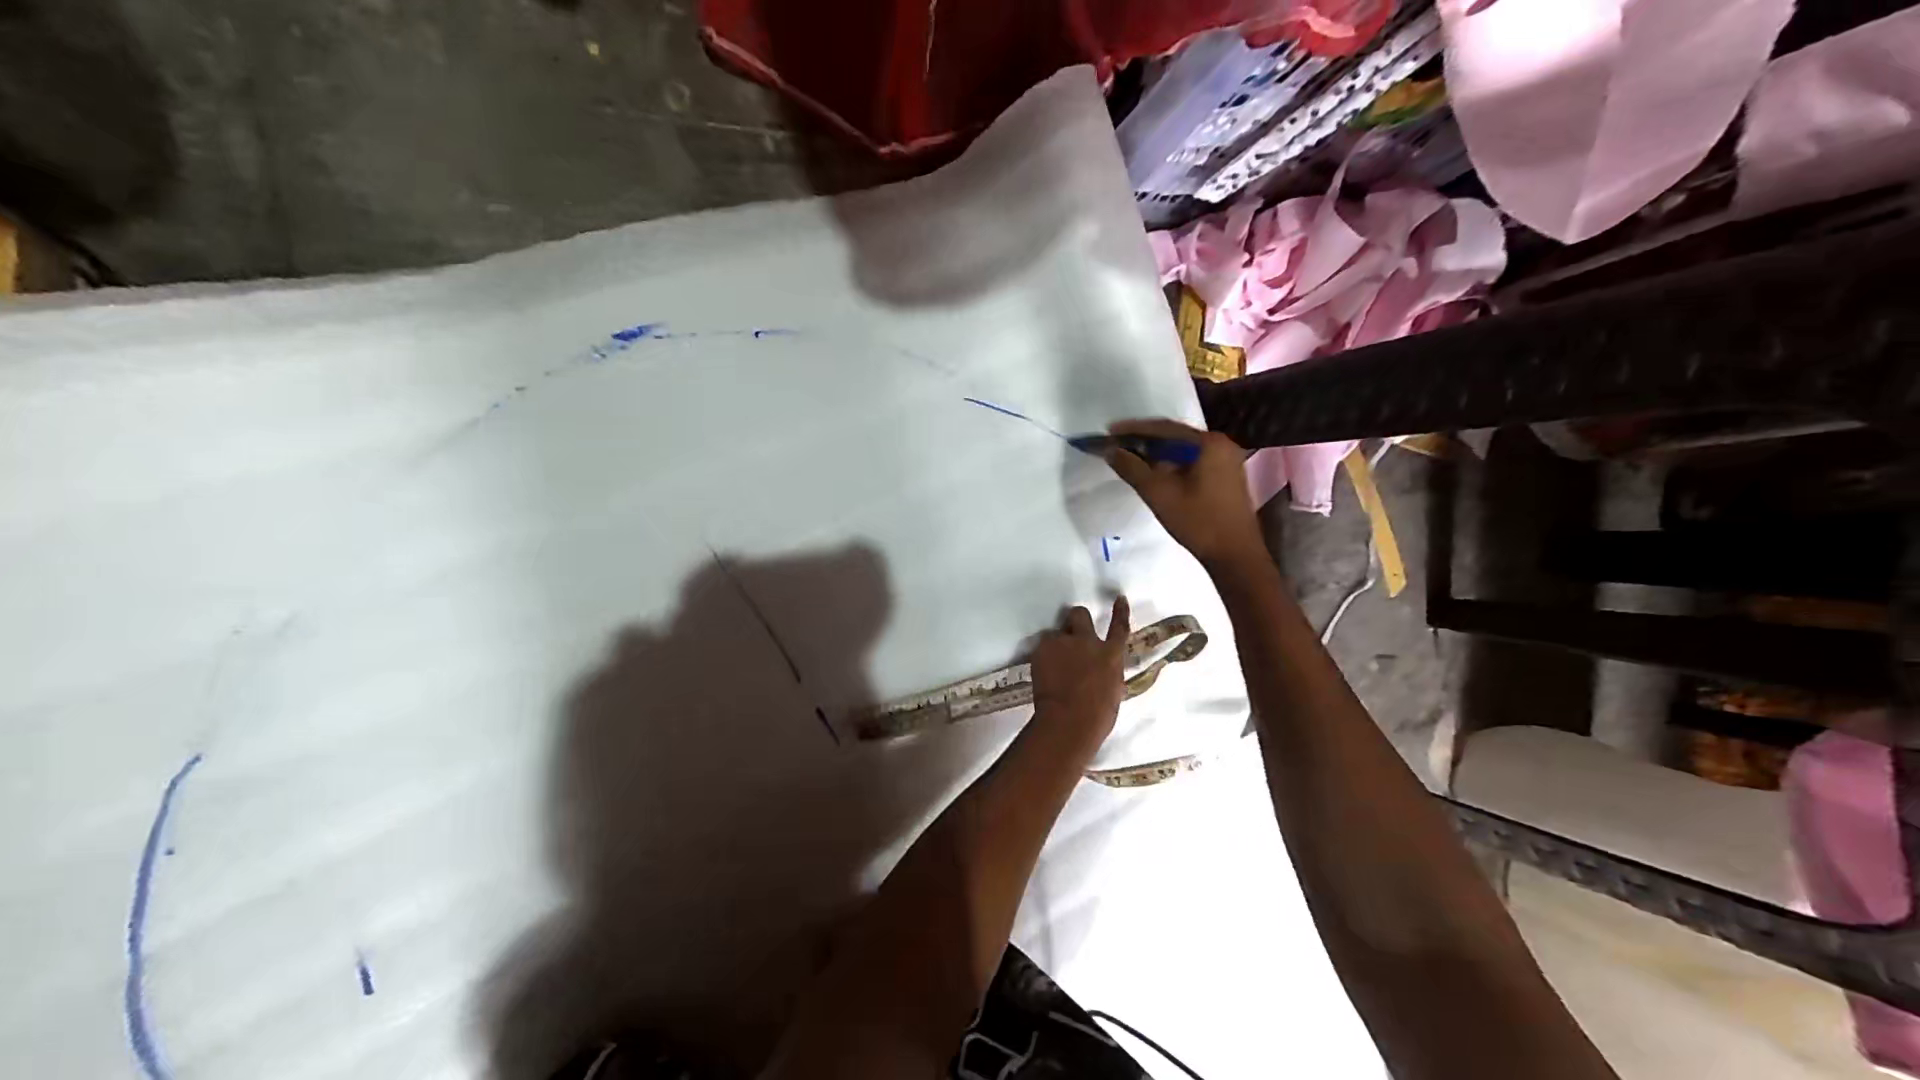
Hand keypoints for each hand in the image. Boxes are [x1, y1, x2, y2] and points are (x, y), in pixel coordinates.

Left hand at [1030, 596, 1129, 735]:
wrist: (1068, 720)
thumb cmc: (1096, 717)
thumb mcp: (1112, 692)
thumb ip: (1106, 673)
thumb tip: (1100, 669)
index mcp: (1111, 655)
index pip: (1119, 627)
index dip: (1120, 611)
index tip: (1119, 598)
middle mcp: (1088, 642)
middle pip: (1080, 615)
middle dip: (1076, 620)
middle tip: (1071, 633)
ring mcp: (1064, 642)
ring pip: (1057, 631)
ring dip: (1057, 642)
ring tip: (1054, 665)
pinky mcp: (1043, 648)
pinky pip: (1043, 646)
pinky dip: (1043, 656)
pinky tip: (1044, 672)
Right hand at [1103, 418, 1264, 570]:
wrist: (1235, 555)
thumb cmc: (1198, 521)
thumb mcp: (1158, 493)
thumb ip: (1132, 468)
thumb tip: (1110, 451)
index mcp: (1209, 443)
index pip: (1164, 428)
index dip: (1133, 429)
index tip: (1109, 431)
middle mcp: (1221, 445)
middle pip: (1175, 437)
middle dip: (1144, 441)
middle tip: (1116, 445)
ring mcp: (1226, 461)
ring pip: (1183, 451)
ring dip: (1156, 454)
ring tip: (1129, 458)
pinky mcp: (1225, 477)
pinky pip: (1192, 462)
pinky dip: (1171, 465)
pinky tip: (1154, 473)